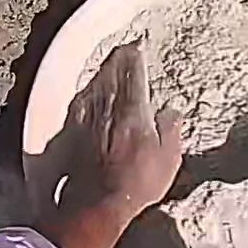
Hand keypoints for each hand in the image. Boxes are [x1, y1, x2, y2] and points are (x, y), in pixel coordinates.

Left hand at [36, 41, 183, 247]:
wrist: (98, 200)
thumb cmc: (138, 182)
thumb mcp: (168, 160)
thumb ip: (170, 131)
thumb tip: (171, 111)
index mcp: (134, 114)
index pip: (134, 78)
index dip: (135, 60)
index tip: (136, 47)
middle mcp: (110, 111)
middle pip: (112, 78)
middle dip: (118, 62)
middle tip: (122, 49)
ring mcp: (90, 120)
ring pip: (96, 89)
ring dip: (103, 74)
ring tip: (108, 65)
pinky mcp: (75, 132)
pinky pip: (82, 105)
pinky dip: (87, 94)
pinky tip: (88, 92)